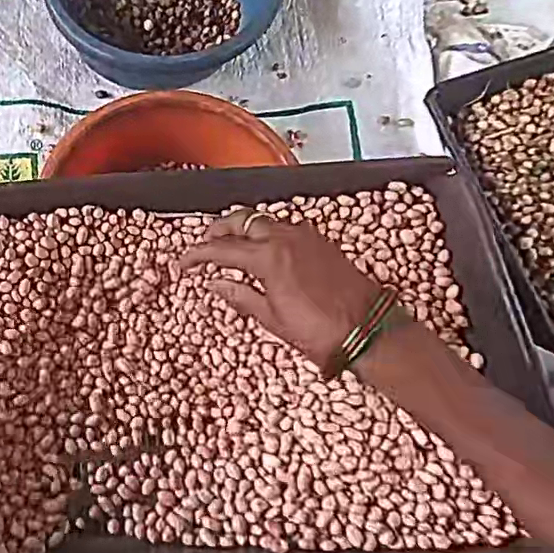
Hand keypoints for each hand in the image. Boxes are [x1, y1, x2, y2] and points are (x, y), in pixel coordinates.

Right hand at [176, 207, 381, 372]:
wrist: (370, 332)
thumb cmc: (320, 331)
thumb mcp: (271, 318)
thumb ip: (240, 295)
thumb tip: (215, 283)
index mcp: (268, 258)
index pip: (220, 249)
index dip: (196, 255)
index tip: (183, 264)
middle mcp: (286, 239)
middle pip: (242, 220)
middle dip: (218, 230)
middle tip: (205, 244)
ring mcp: (306, 238)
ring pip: (264, 222)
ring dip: (243, 230)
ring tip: (231, 248)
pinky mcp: (321, 244)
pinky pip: (285, 229)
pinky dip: (266, 235)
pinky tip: (263, 253)